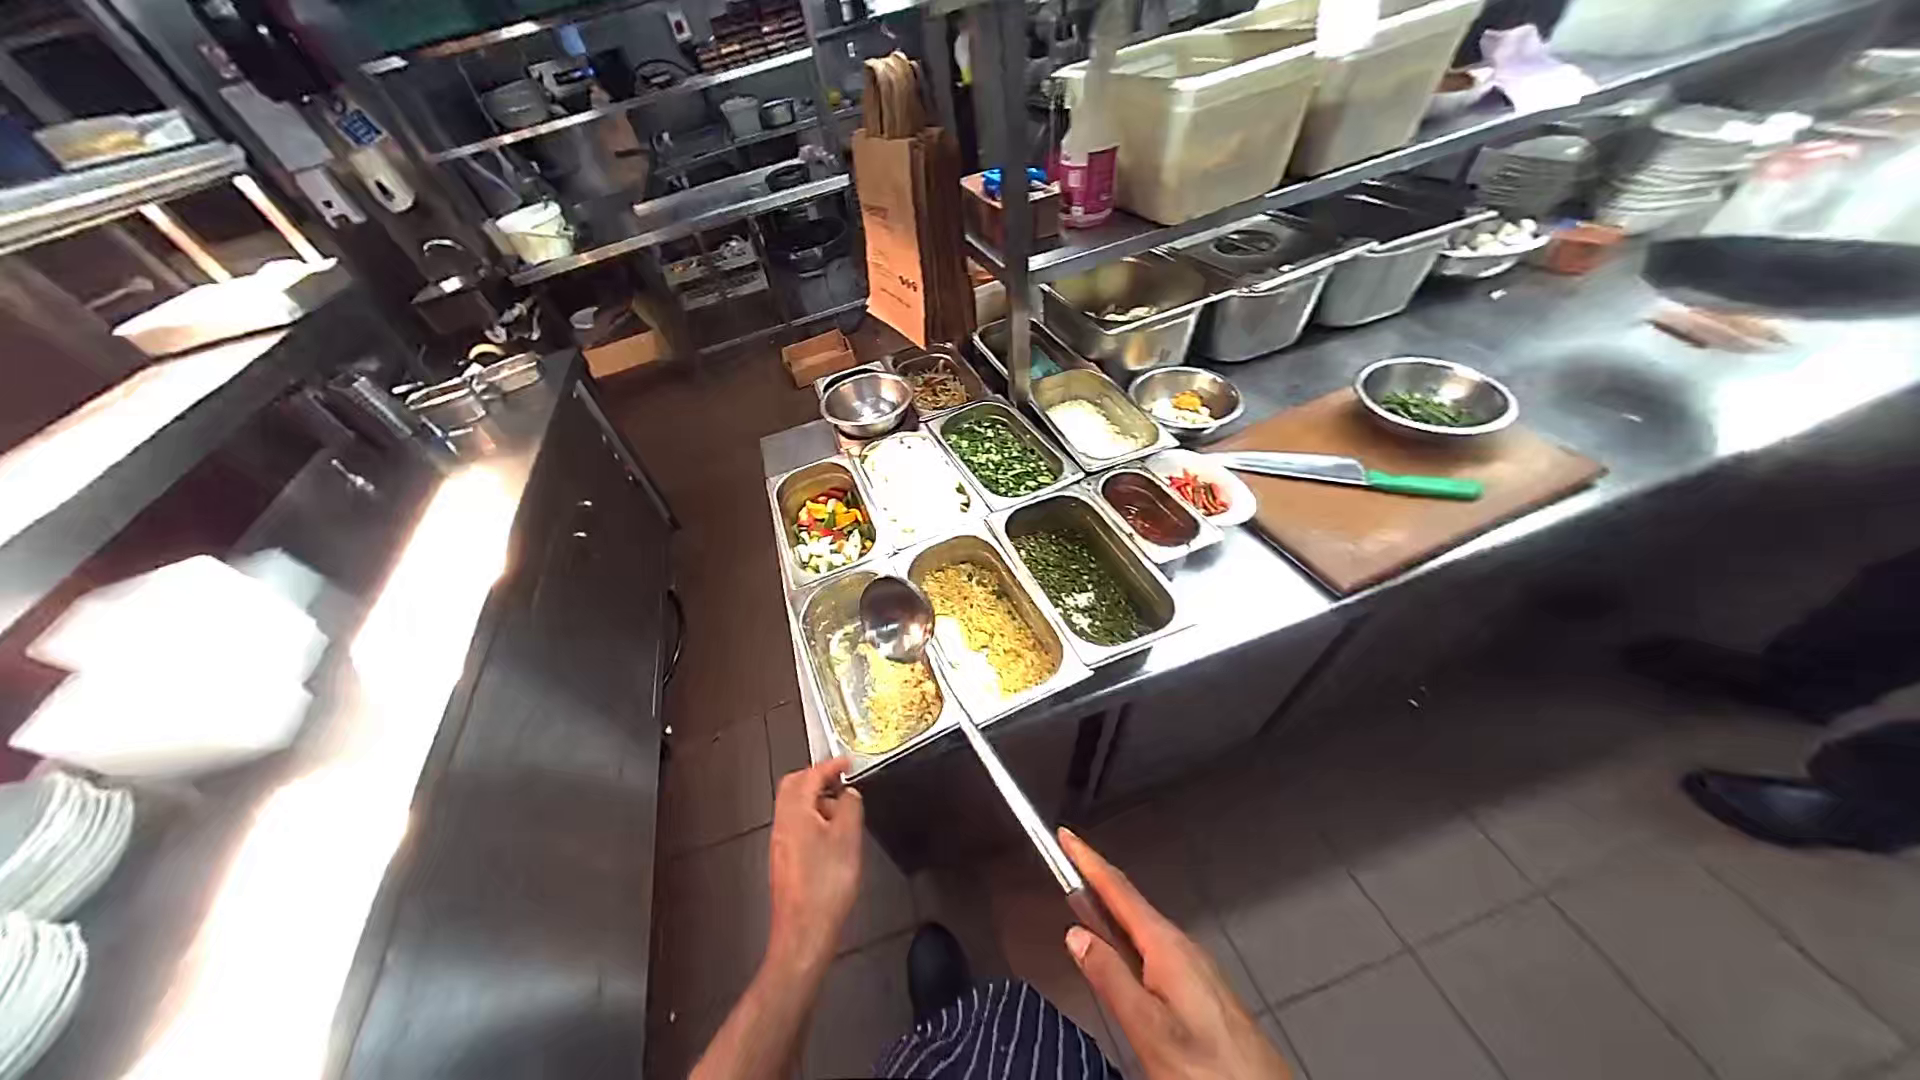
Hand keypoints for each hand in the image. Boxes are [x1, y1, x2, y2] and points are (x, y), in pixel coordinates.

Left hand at [766, 756, 863, 973]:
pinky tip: (833, 836)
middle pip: (794, 787)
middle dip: (818, 778)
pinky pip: (797, 826)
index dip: (830, 765)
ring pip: (795, 807)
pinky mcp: (785, 861)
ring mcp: (781, 844)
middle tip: (841, 780)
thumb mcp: (848, 837)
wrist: (804, 932)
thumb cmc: (824, 888)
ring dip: (817, 800)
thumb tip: (849, 794)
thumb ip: (849, 806)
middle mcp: (782, 825)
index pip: (810, 775)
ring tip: (843, 809)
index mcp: (795, 813)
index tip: (846, 762)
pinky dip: (814, 819)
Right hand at [1059, 828, 1292, 1079]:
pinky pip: (1155, 945)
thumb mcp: (1148, 1028)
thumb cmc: (1210, 1067)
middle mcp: (1183, 947)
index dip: (1088, 859)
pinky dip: (1129, 933)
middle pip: (1131, 902)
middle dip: (1097, 879)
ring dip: (1112, 906)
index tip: (1067, 836)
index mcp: (1167, 946)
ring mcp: (1196, 967)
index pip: (1118, 889)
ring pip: (1143, 925)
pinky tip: (1123, 949)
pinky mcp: (1202, 989)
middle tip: (1068, 863)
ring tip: (1086, 900)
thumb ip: (1110, 978)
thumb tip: (1077, 936)